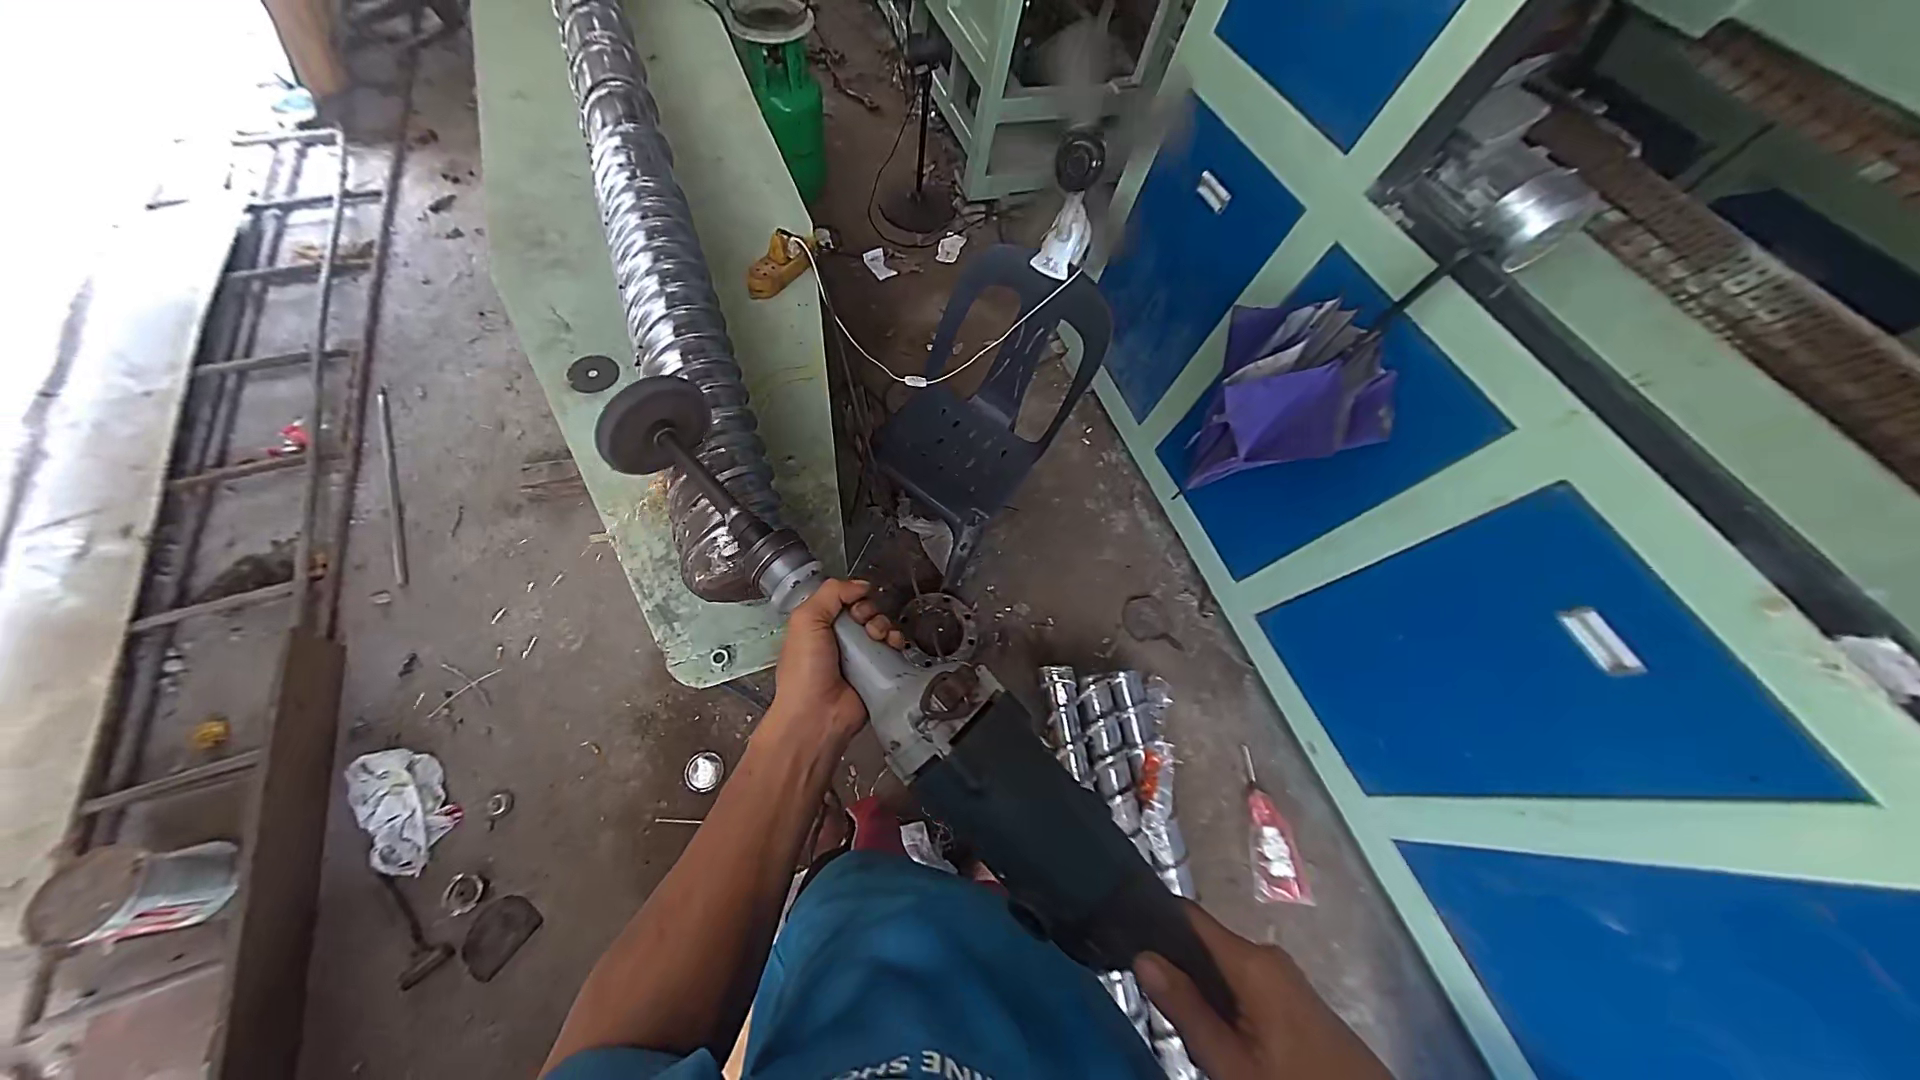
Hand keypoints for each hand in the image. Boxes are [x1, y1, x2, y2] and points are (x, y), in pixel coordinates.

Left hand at [764, 579, 902, 749]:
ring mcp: (859, 654)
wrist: (817, 715)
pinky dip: (896, 641)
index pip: (842, 598)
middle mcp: (839, 638)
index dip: (851, 596)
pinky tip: (891, 644)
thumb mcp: (805, 620)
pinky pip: (893, 648)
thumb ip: (830, 593)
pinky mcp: (877, 670)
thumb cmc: (803, 671)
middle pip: (865, 609)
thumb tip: (860, 585)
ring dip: (883, 624)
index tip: (852, 604)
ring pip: (881, 625)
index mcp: (817, 624)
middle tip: (863, 622)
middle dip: (869, 610)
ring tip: (877, 636)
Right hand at [1135, 901, 1390, 1079]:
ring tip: (1175, 1017)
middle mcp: (1267, 957)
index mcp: (1251, 961)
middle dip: (1175, 964)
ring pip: (1222, 968)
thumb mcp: (1233, 1064)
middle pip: (1203, 943)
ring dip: (1198, 987)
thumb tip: (1142, 955)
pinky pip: (1245, 985)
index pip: (1188, 915)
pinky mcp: (1295, 1001)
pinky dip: (1222, 1000)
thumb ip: (1186, 1008)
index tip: (1121, 932)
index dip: (1153, 918)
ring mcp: (1285, 978)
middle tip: (1148, 996)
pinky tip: (1214, 1031)